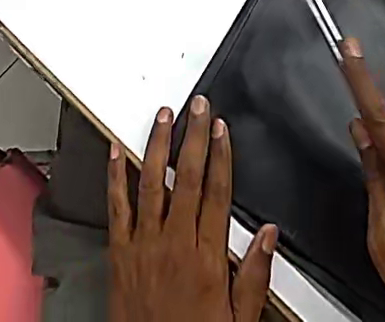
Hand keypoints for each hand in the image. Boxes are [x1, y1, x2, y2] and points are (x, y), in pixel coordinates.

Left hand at [109, 97, 276, 321]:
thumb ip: (254, 276)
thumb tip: (268, 234)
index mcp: (207, 258)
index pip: (217, 192)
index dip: (220, 154)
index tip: (220, 128)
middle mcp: (175, 244)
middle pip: (188, 177)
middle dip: (194, 136)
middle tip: (197, 107)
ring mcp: (145, 245)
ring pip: (152, 182)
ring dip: (158, 144)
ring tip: (164, 116)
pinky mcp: (119, 253)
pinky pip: (117, 206)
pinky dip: (116, 176)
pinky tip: (117, 150)